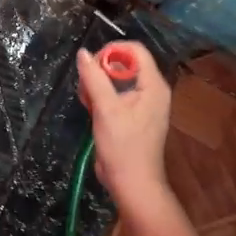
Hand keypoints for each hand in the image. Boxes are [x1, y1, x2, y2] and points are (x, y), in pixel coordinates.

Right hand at [77, 41, 172, 211]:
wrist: (132, 184)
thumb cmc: (123, 146)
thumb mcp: (105, 109)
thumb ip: (94, 78)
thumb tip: (83, 53)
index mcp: (153, 85)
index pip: (135, 51)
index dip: (112, 51)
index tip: (92, 64)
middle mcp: (151, 90)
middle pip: (125, 64)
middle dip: (101, 70)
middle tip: (85, 85)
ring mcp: (143, 104)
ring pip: (118, 80)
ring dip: (98, 85)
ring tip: (86, 99)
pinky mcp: (133, 116)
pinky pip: (117, 95)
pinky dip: (102, 97)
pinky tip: (91, 109)